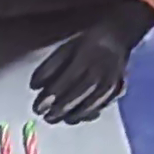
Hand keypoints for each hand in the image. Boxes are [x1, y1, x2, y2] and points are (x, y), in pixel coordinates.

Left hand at [29, 0, 153, 124]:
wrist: (117, 36)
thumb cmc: (83, 46)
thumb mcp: (63, 50)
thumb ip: (48, 69)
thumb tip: (35, 87)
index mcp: (87, 55)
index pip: (66, 80)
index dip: (50, 97)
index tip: (38, 108)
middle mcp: (102, 68)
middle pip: (79, 95)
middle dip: (60, 110)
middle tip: (48, 116)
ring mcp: (112, 79)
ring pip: (91, 104)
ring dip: (74, 115)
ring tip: (61, 117)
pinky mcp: (118, 87)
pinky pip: (103, 105)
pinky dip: (89, 114)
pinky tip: (79, 115)